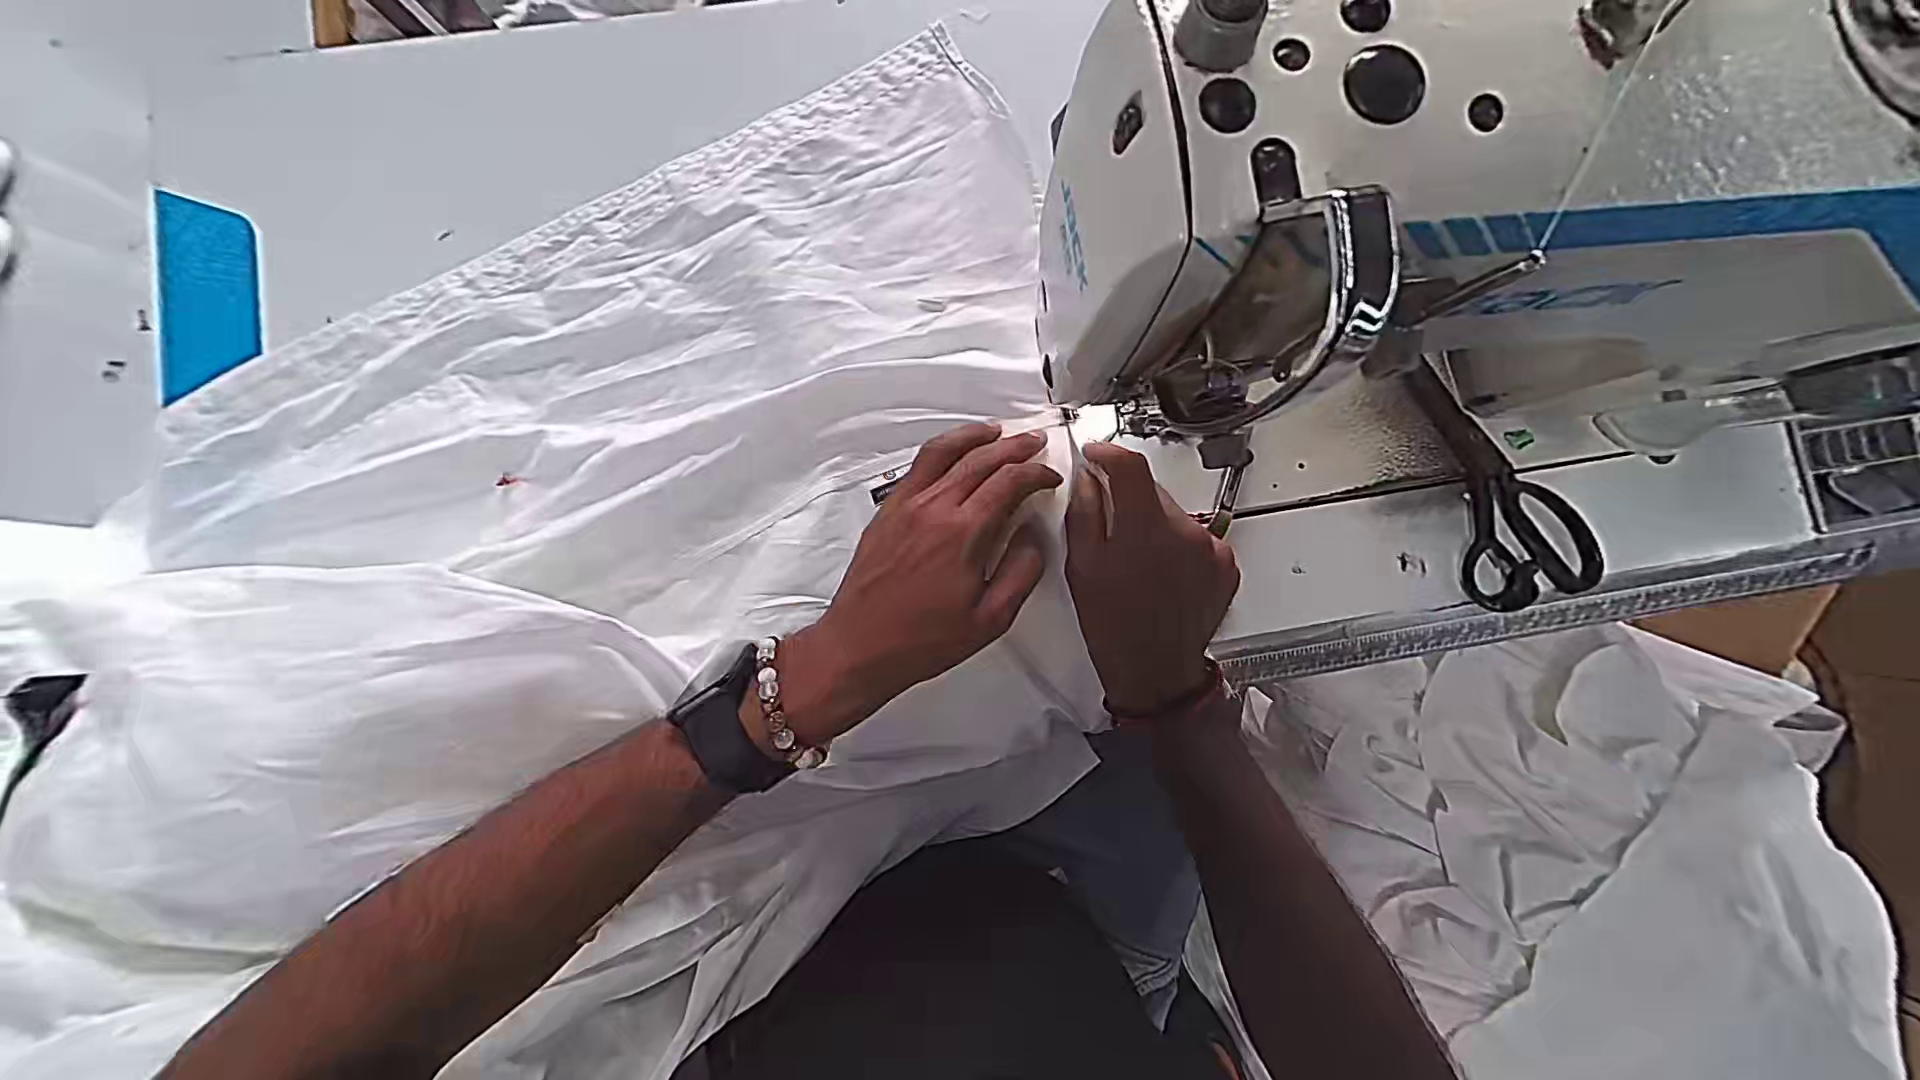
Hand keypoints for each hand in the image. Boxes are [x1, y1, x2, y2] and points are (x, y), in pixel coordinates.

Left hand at [768, 423, 1061, 747]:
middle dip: (1014, 447)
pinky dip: (941, 450)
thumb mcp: (989, 620)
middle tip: (1033, 443)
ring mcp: (905, 507)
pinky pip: (917, 466)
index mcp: (963, 534)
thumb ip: (1020, 574)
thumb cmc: (917, 639)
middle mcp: (933, 511)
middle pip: (981, 459)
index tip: (1047, 476)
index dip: (1036, 473)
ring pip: (945, 452)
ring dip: (975, 437)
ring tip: (995, 432)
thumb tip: (1032, 540)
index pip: (1009, 482)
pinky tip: (951, 455)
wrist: (860, 646)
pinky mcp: (887, 513)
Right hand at [1065, 443, 1239, 715]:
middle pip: (1152, 489)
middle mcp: (1185, 532)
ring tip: (1136, 559)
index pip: (1130, 465)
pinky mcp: (1225, 562)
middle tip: (1109, 521)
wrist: (1156, 669)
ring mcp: (1210, 548)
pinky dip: (1177, 542)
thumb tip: (1088, 481)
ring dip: (1153, 522)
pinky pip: (1195, 535)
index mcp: (1144, 530)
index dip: (1108, 453)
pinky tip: (1160, 570)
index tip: (1097, 455)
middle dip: (1128, 497)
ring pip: (1174, 512)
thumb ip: (1085, 514)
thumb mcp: (1083, 567)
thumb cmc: (1116, 628)